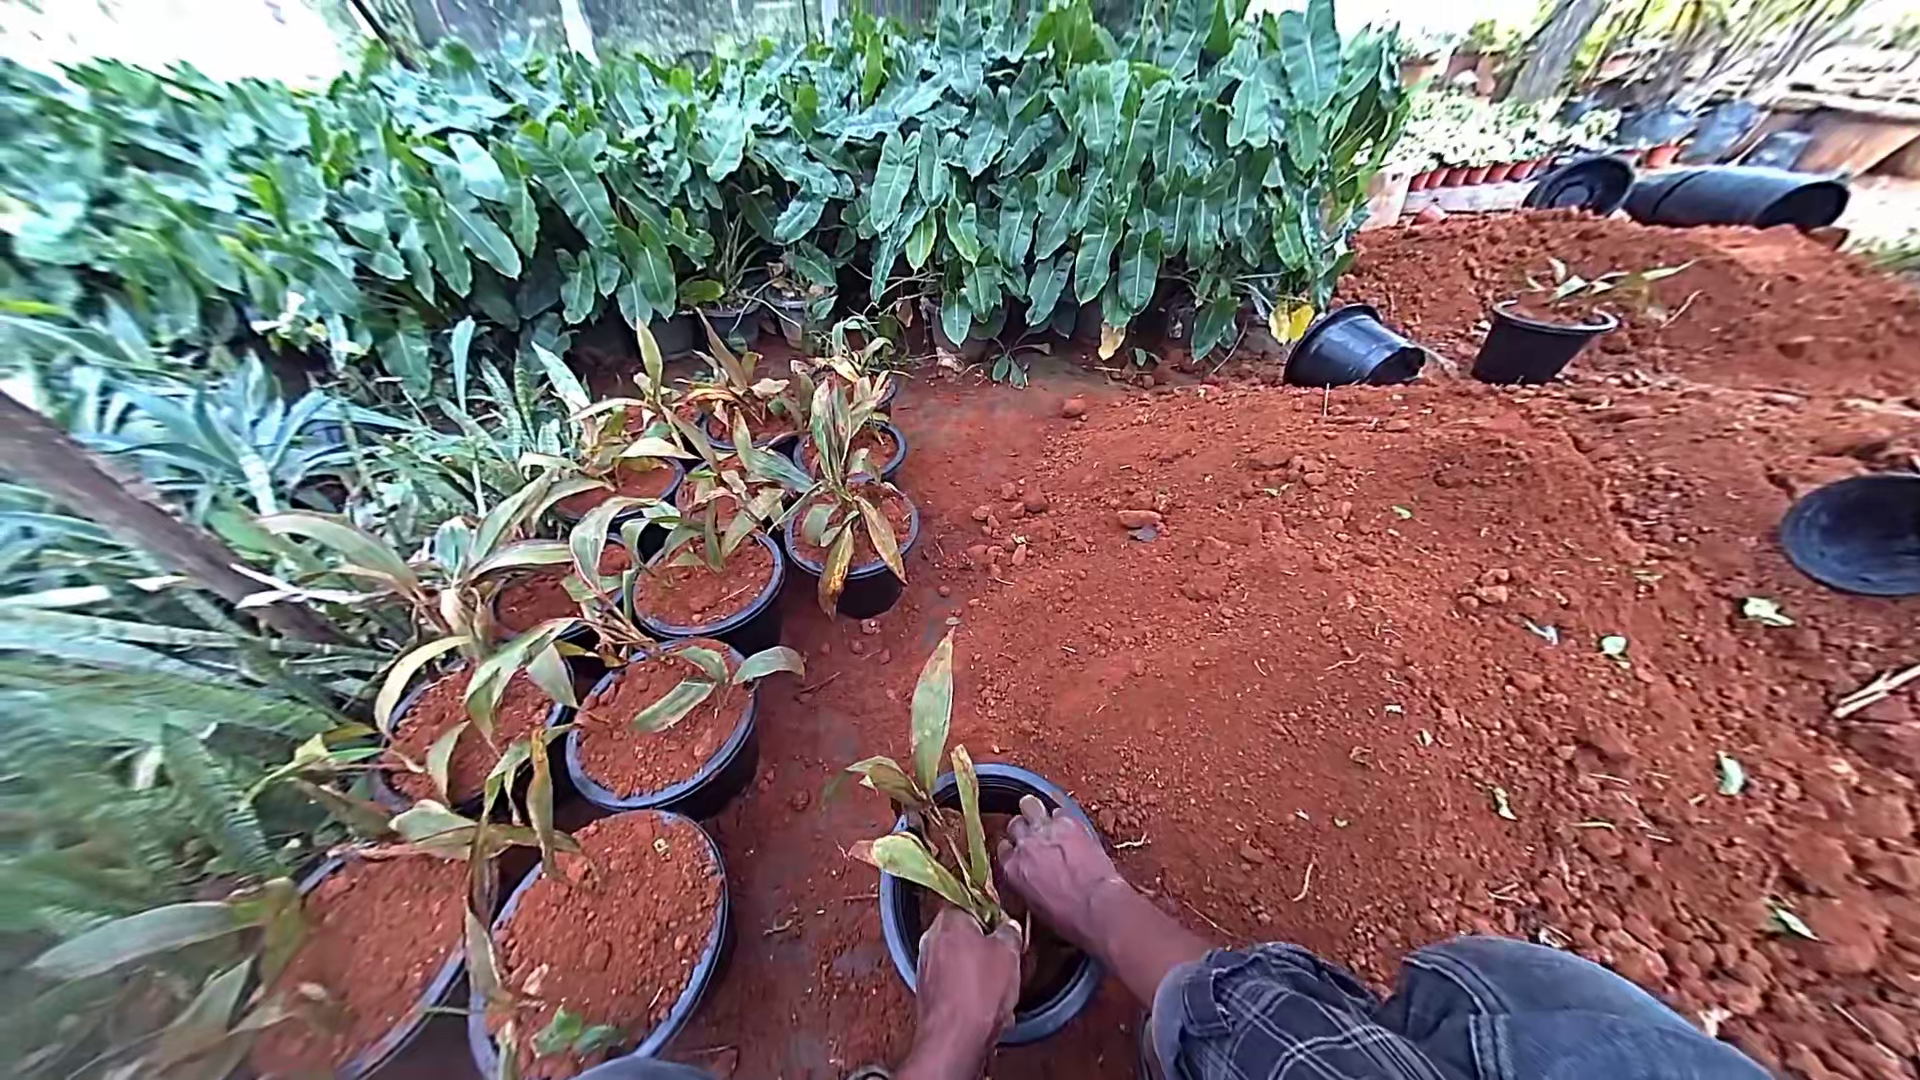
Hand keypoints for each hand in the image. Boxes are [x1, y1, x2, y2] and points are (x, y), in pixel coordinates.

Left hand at [908, 905, 1022, 1077]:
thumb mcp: (1009, 953)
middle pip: (967, 934)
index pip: (974, 906)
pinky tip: (984, 1006)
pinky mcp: (926, 992)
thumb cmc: (978, 993)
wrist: (954, 1040)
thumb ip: (1010, 931)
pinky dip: (968, 991)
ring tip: (997, 991)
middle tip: (1005, 962)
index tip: (1007, 933)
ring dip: (979, 972)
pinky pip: (953, 983)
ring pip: (961, 960)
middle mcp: (931, 936)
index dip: (995, 921)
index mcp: (949, 917)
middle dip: (987, 949)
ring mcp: (926, 964)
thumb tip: (1010, 928)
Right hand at [997, 794, 1128, 951]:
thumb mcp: (1035, 906)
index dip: (1014, 848)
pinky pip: (1059, 811)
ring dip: (1035, 810)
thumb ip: (1025, 882)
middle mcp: (1025, 845)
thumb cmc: (1070, 918)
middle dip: (1023, 828)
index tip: (1021, 851)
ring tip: (1044, 818)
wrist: (1097, 909)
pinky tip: (1070, 826)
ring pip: (1030, 805)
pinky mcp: (1067, 822)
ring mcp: (1045, 830)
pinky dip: (1063, 818)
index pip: (1004, 848)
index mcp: (1013, 869)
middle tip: (1035, 835)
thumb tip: (1030, 877)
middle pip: (1015, 824)